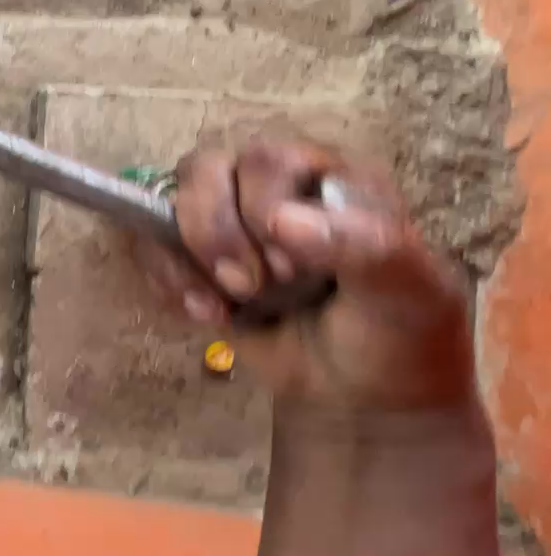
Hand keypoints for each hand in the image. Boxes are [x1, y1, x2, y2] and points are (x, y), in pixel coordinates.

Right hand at [137, 134, 474, 416]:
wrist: (357, 396)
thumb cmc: (396, 339)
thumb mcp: (411, 296)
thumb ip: (367, 247)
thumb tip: (281, 221)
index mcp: (327, 179)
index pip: (266, 159)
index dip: (262, 207)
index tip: (292, 269)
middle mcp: (267, 187)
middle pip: (203, 169)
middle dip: (214, 231)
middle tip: (249, 285)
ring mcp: (222, 218)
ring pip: (164, 200)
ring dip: (184, 257)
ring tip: (226, 303)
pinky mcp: (184, 252)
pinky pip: (143, 243)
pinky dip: (166, 280)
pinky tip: (206, 313)